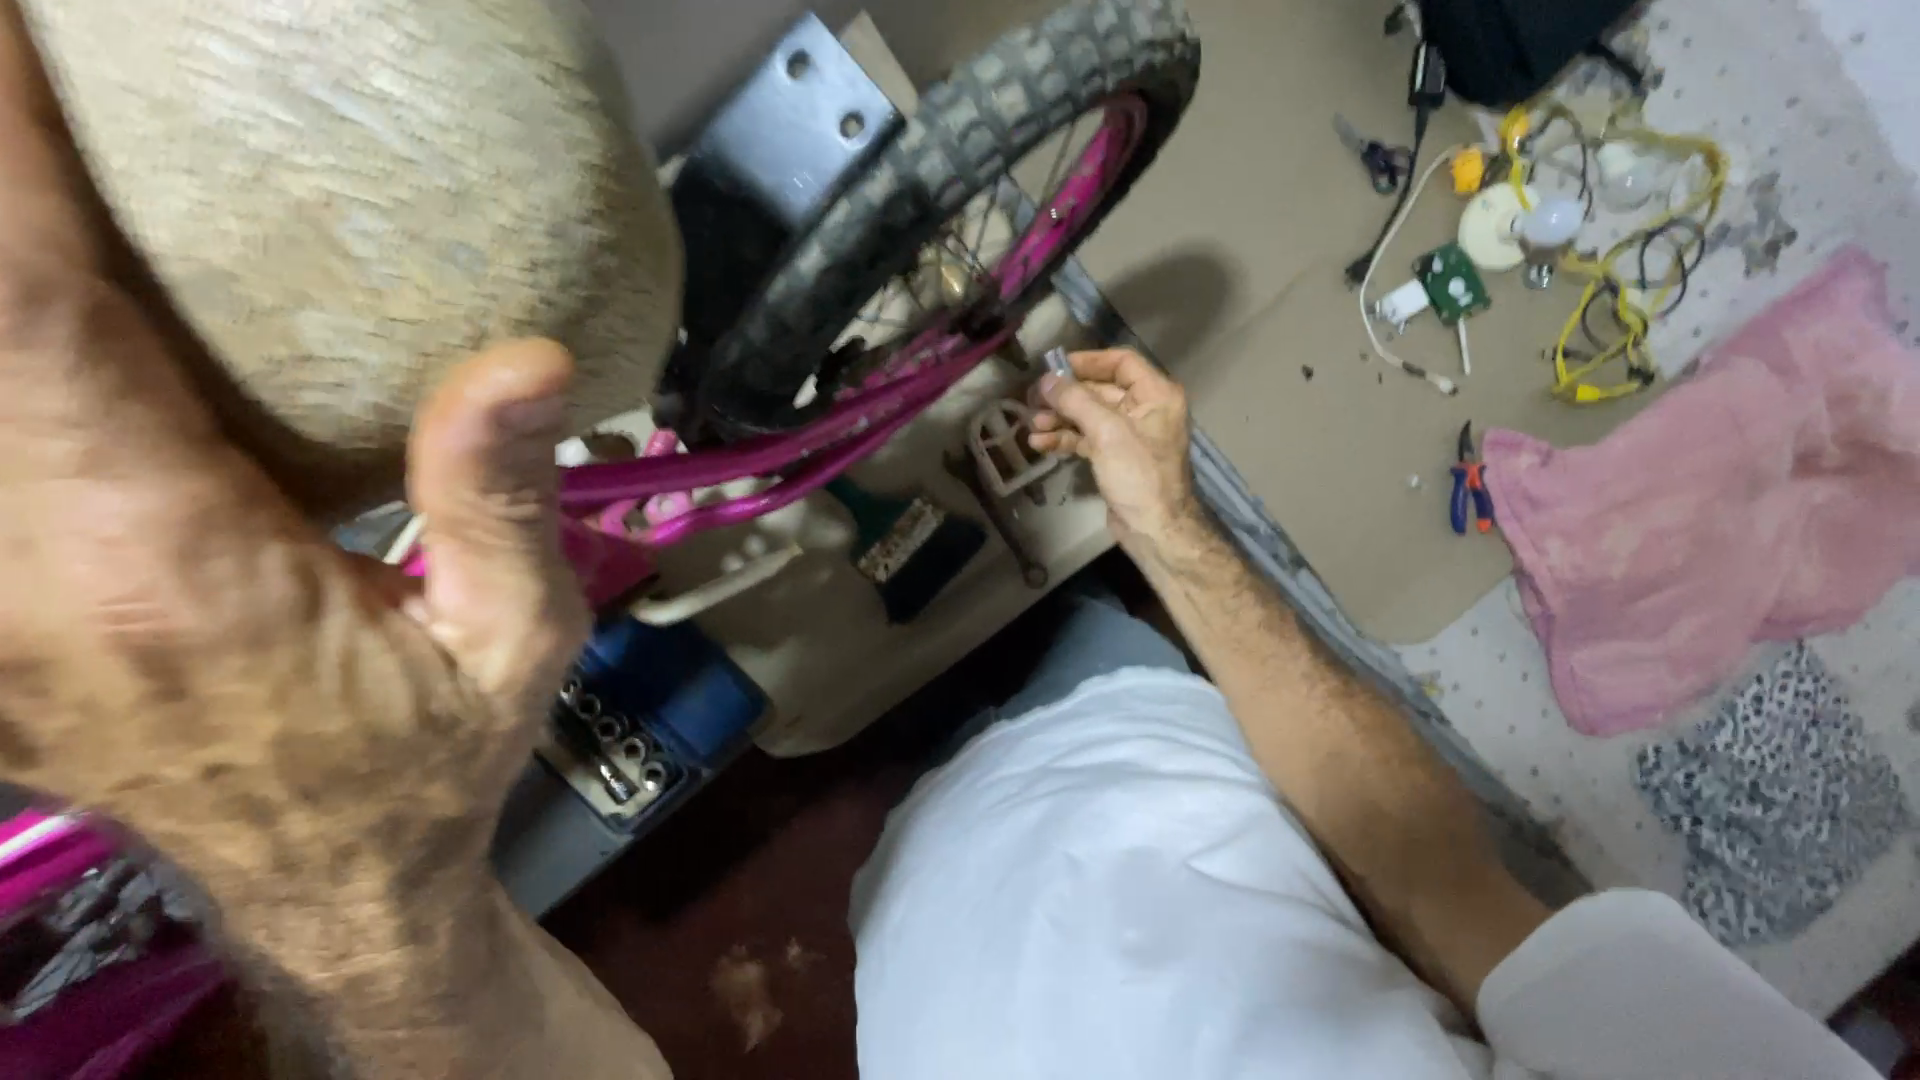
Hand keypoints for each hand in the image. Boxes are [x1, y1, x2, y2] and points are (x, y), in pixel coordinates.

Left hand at [0, 0, 587, 1000]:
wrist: (335, 875)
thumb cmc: (439, 757)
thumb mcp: (517, 643)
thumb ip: (505, 506)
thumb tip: (530, 356)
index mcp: (160, 565)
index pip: (19, 309)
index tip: (27, 31)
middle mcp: (12, 562)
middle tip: (55, 63)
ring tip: (56, 142)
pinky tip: (59, 270)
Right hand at [1028, 348, 1201, 550]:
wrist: (1154, 529)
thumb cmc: (1138, 475)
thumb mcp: (1107, 432)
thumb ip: (1076, 401)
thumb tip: (1045, 380)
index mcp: (1157, 394)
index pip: (1121, 362)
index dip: (1088, 362)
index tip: (1054, 367)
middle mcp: (1146, 409)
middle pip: (1100, 390)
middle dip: (1065, 396)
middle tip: (1032, 399)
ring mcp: (1129, 435)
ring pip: (1089, 416)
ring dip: (1060, 418)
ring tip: (1033, 425)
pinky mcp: (1115, 457)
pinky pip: (1087, 438)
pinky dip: (1065, 438)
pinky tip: (1040, 443)